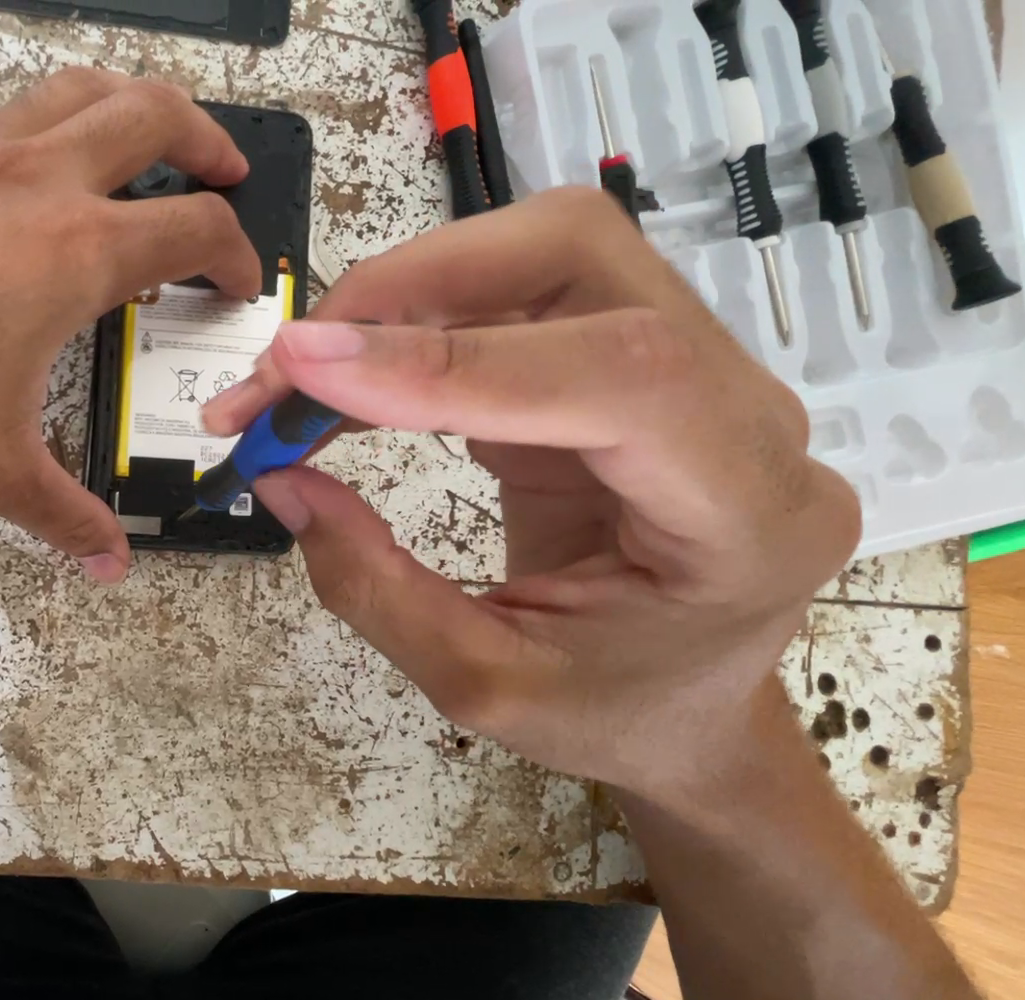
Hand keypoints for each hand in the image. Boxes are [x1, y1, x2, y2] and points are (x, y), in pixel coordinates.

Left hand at [0, 69, 260, 581]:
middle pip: (151, 113)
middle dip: (205, 138)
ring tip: (134, 148)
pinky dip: (29, 139)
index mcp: (72, 248)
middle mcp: (25, 178)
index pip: (193, 228)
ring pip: (67, 93)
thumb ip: (63, 517)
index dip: (232, 254)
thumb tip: (104, 566)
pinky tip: (8, 196)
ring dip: (121, 112)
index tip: (235, 280)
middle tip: (223, 168)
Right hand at [203, 189, 860, 802]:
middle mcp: (736, 409)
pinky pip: (497, 306)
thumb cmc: (610, 716)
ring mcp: (677, 369)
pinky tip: (334, 389)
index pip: (618, 377)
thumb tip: (278, 476)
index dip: (450, 360)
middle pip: (575, 259)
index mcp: (746, 513)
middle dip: (405, 292)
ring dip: (389, 304)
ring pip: (529, 259)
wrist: (686, 710)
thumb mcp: (481, 684)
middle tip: (285, 366)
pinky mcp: (607, 365)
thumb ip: (373, 586)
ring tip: (288, 384)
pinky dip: (396, 334)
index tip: (303, 368)